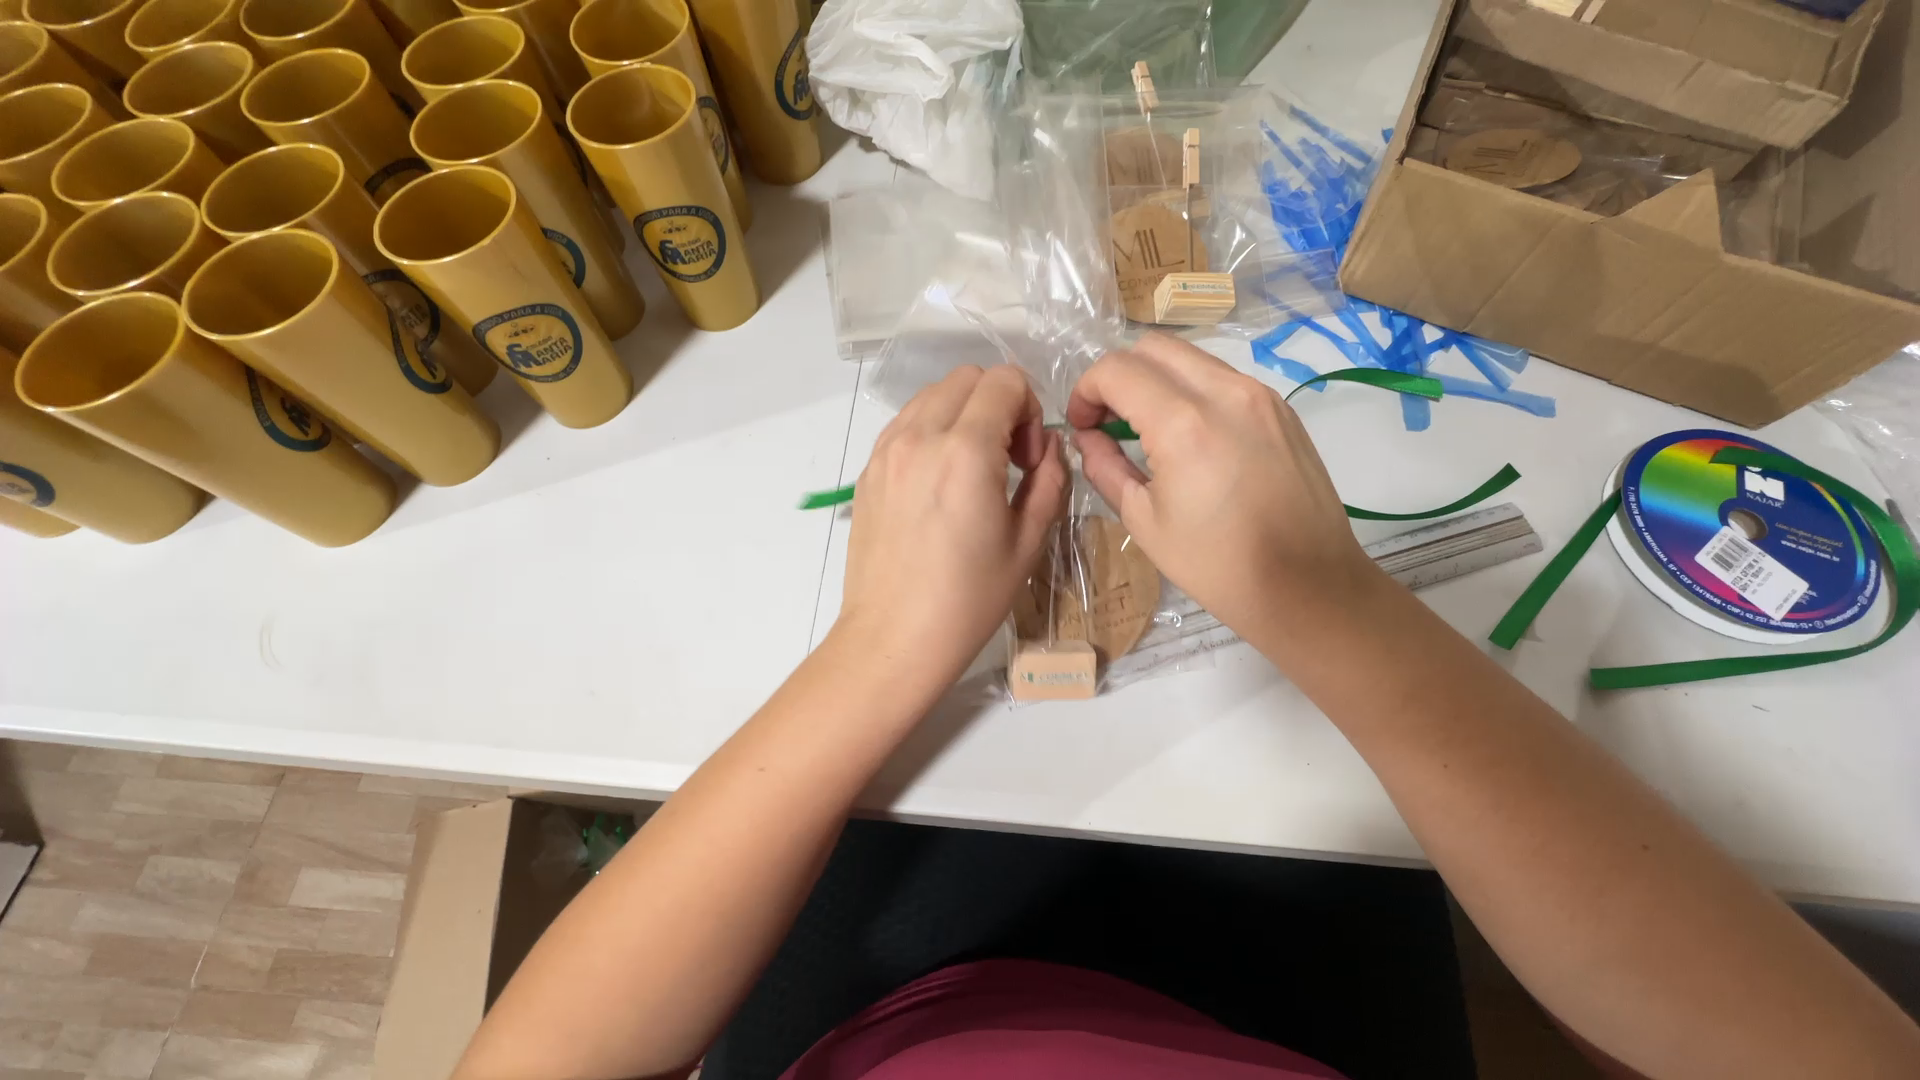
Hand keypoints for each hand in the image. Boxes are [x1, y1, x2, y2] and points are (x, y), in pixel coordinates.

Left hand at [836, 365, 1067, 691]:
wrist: (894, 638)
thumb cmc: (968, 600)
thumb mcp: (1027, 543)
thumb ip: (1048, 480)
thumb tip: (1048, 447)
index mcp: (965, 452)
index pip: (1003, 382)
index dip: (1029, 408)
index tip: (1028, 456)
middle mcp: (919, 438)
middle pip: (966, 379)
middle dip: (997, 404)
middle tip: (1006, 458)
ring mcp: (885, 452)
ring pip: (931, 396)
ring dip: (962, 414)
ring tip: (972, 469)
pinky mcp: (867, 471)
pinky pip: (904, 425)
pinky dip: (931, 431)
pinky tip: (940, 482)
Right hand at [1067, 334, 1388, 661]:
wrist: (1307, 585)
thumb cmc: (1217, 565)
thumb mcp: (1144, 521)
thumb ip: (1105, 468)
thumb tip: (1088, 438)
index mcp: (1183, 424)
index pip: (1117, 370)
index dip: (1086, 391)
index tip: (1082, 425)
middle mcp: (1225, 393)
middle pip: (1153, 347)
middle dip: (1118, 375)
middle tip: (1108, 419)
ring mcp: (1260, 396)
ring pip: (1191, 357)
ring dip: (1156, 380)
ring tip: (1146, 428)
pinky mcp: (1281, 409)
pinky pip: (1223, 378)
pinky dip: (1192, 391)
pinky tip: (1190, 438)